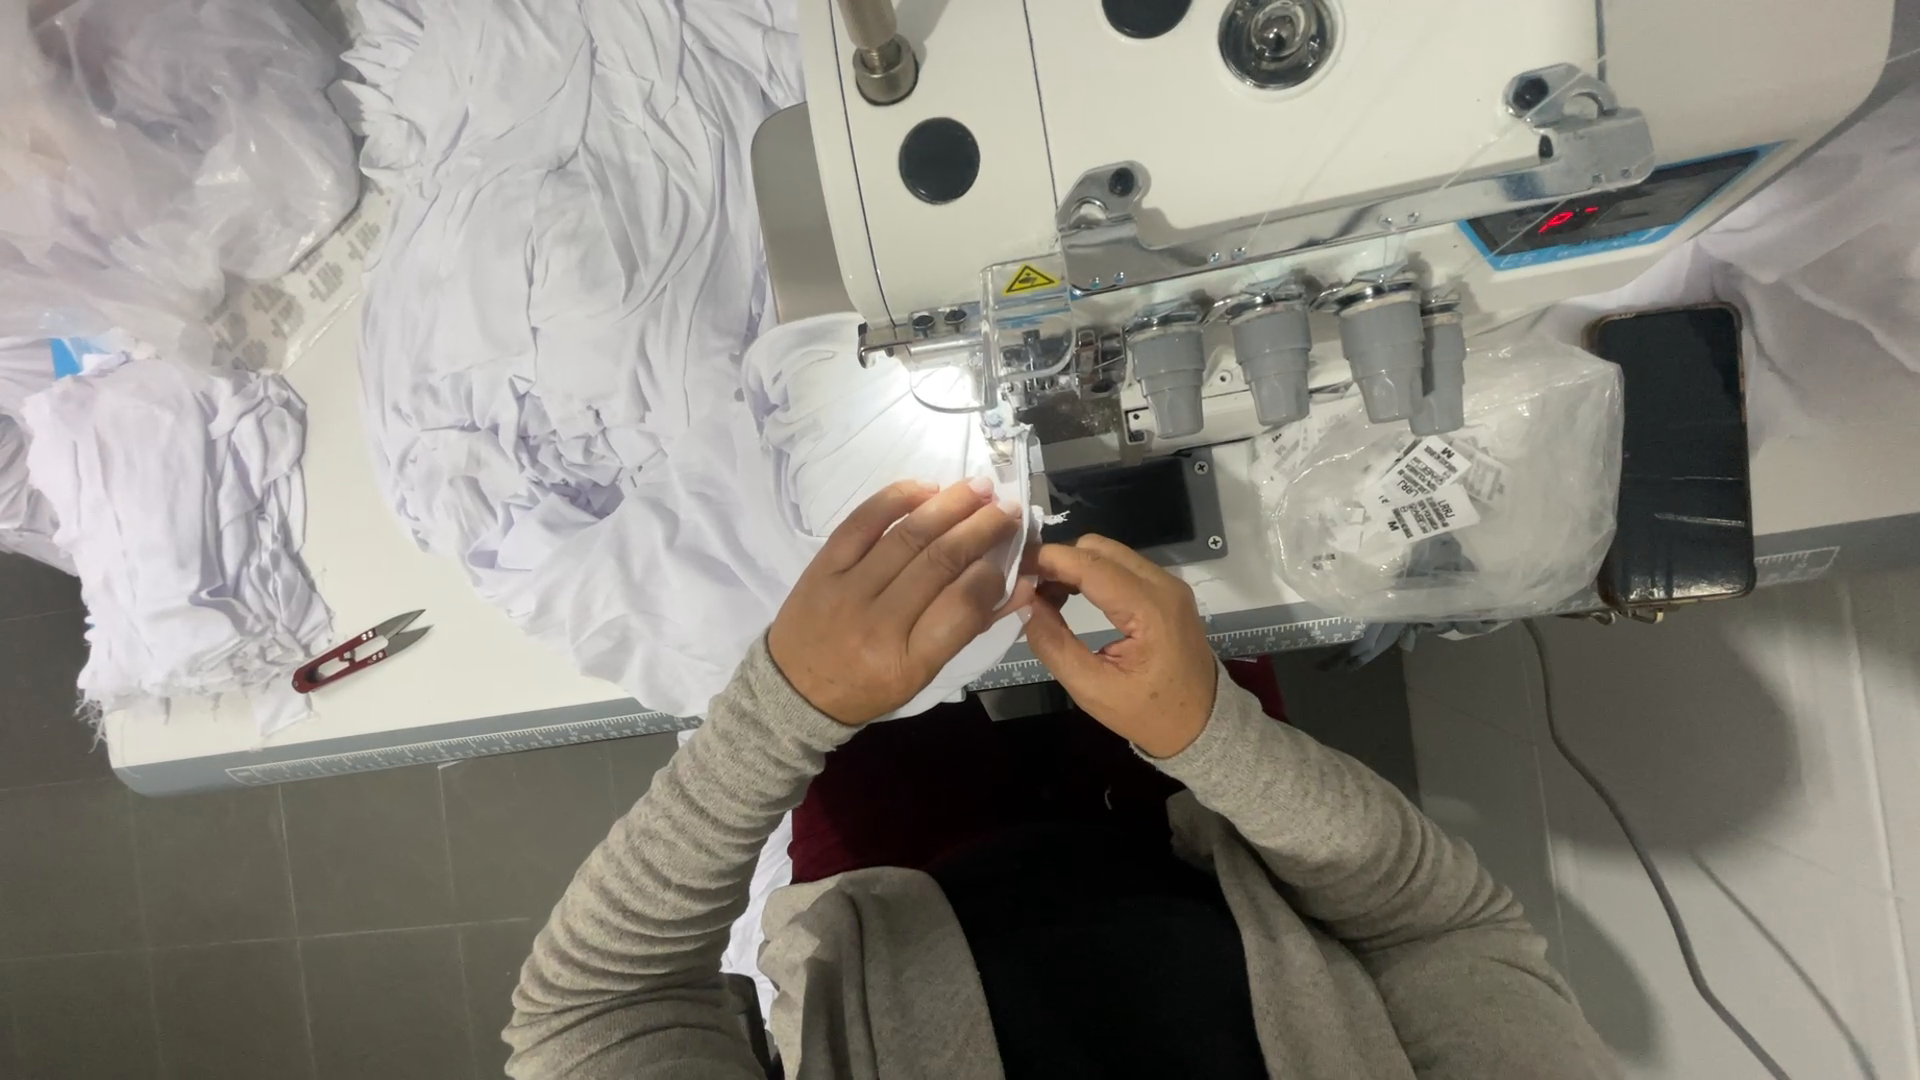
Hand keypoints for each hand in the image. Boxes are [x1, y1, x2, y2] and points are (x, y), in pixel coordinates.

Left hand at [769, 478, 1033, 725]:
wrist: (795, 690)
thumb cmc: (869, 686)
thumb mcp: (924, 672)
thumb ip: (972, 625)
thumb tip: (1021, 584)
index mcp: (908, 661)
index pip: (961, 606)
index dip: (992, 573)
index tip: (1010, 551)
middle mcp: (877, 622)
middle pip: (939, 561)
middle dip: (981, 528)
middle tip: (1009, 507)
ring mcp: (846, 589)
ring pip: (906, 536)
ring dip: (949, 505)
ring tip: (980, 488)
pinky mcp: (822, 566)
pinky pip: (861, 522)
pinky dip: (896, 498)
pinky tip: (927, 487)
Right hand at [1022, 535, 1217, 757]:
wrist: (1203, 725)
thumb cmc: (1148, 713)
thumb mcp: (1092, 689)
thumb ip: (1054, 644)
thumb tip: (1027, 605)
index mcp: (1149, 610)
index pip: (1090, 564)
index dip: (1049, 559)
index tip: (1015, 567)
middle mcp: (1163, 585)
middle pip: (1099, 548)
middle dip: (1059, 560)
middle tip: (1028, 586)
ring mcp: (1168, 584)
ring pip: (1109, 552)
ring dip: (1073, 565)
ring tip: (1045, 594)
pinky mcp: (1166, 590)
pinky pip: (1121, 566)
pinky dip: (1091, 572)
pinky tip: (1070, 595)